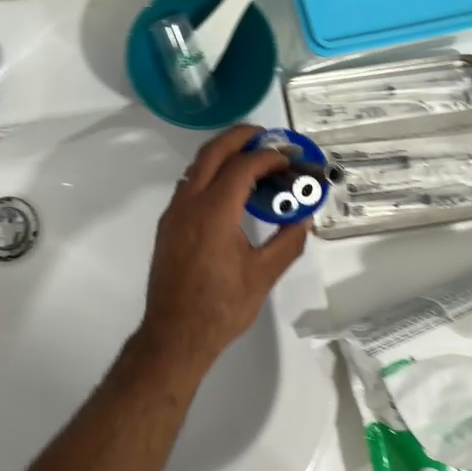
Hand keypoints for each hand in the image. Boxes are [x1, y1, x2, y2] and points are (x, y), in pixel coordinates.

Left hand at [136, 125, 310, 372]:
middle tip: (265, 137)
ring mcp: (174, 213)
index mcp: (215, 211)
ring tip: (250, 158)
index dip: (268, 157)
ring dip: (222, 154)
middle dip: (239, 138)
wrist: (175, 334)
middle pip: (212, 152)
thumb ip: (287, 242)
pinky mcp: (168, 225)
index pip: (242, 167)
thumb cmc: (222, 307)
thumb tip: (303, 220)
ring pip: (197, 167)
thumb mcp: (263, 276)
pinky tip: (229, 190)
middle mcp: (190, 203)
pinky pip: (189, 185)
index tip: (288, 160)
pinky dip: (210, 174)